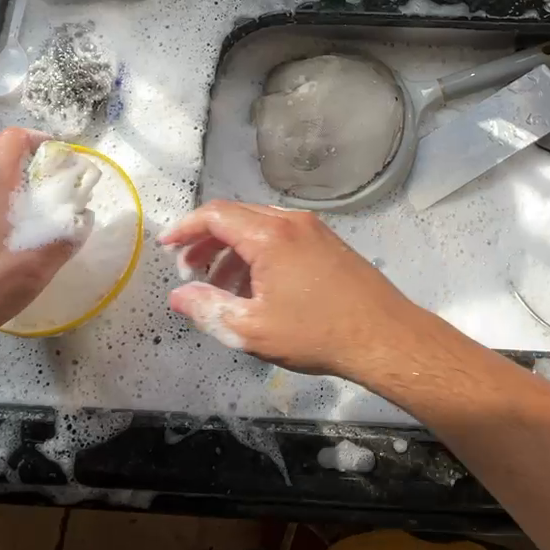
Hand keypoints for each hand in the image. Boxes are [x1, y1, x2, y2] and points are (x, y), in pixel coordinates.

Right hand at [159, 200, 437, 383]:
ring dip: (232, 250)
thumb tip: (178, 297)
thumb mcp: (252, 330)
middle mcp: (290, 221)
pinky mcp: (326, 240)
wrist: (383, 335)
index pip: (216, 214)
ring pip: (258, 226)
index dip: (186, 228)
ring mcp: (312, 228)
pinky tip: (254, 287)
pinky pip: (280, 235)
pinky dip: (257, 252)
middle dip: (206, 241)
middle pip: (236, 216)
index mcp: (269, 235)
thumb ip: (209, 309)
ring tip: (219, 287)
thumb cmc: (316, 333)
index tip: (166, 248)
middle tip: (188, 273)